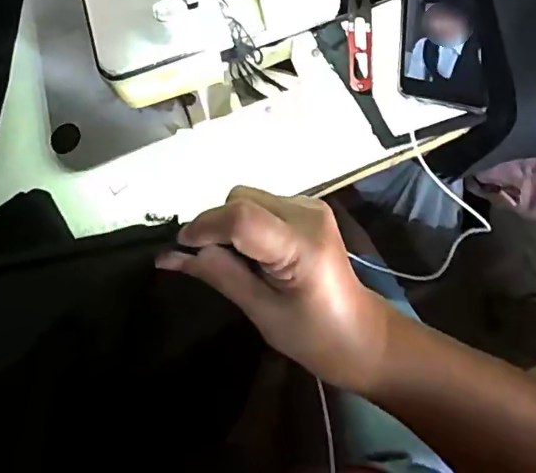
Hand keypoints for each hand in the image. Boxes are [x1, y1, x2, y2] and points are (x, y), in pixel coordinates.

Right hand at [158, 186, 395, 392]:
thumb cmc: (317, 338)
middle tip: (208, 262)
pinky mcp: (307, 206)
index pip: (242, 217)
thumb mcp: (263, 314)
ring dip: (230, 223)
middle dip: (215, 225)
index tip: (180, 247)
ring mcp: (309, 205)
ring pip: (248, 196)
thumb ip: (218, 275)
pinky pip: (261, 203)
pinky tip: (255, 252)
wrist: (365, 336)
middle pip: (241, 199)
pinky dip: (246, 222)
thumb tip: (170, 255)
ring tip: (237, 261)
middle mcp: (307, 213)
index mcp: (302, 244)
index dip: (205, 226)